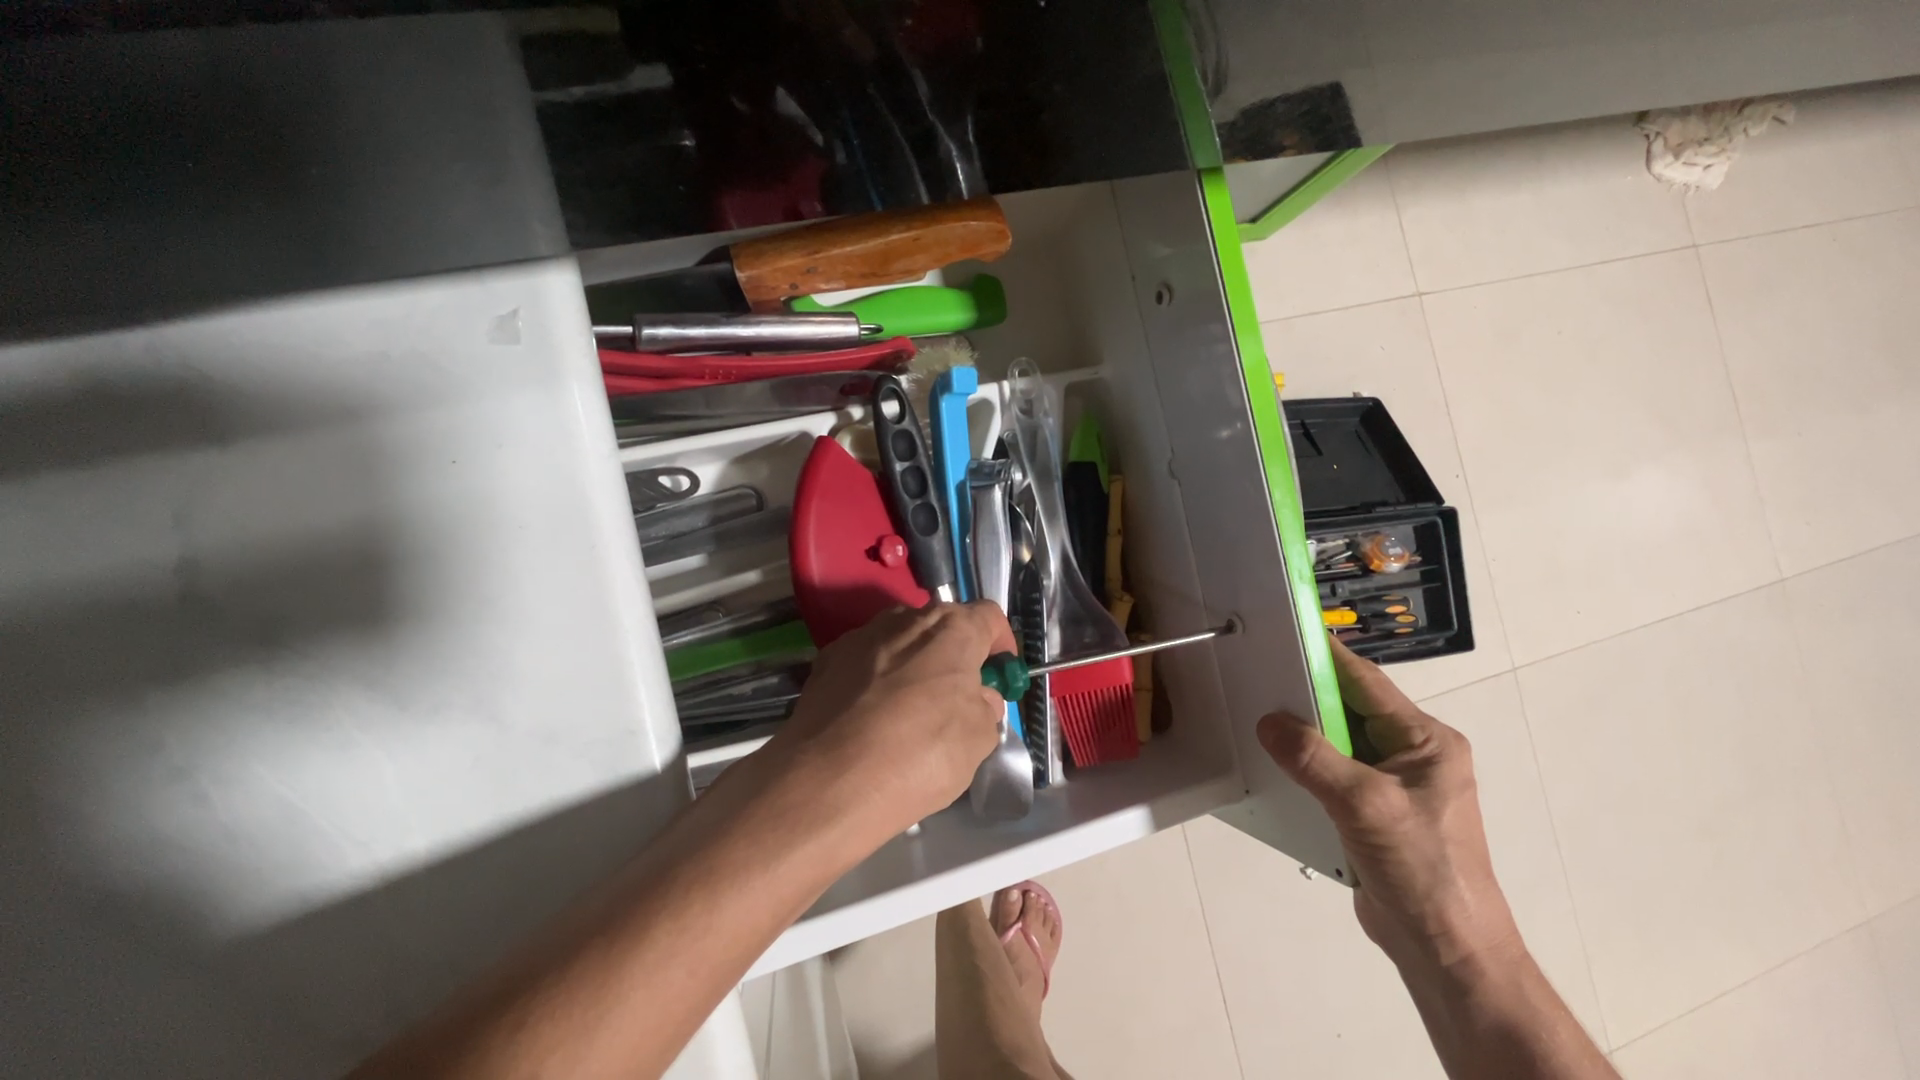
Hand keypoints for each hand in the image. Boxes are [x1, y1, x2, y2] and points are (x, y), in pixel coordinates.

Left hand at [762, 602, 1014, 837]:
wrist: (829, 780)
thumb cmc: (920, 755)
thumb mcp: (978, 740)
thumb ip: (986, 709)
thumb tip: (978, 700)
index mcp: (952, 629)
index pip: (988, 617)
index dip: (1001, 644)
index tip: (1001, 675)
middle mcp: (905, 619)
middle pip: (941, 627)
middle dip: (955, 655)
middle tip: (959, 698)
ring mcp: (860, 637)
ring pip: (900, 643)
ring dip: (913, 666)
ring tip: (912, 713)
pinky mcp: (825, 662)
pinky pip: (865, 664)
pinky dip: (876, 682)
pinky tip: (873, 720)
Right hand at [1256, 638, 1521, 975]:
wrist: (1444, 946)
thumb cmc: (1422, 868)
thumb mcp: (1365, 805)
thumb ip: (1313, 759)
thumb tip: (1269, 721)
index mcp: (1426, 741)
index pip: (1367, 684)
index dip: (1325, 657)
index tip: (1285, 632)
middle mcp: (1411, 756)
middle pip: (1348, 711)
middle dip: (1304, 695)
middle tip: (1255, 676)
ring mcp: (1391, 785)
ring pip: (1337, 743)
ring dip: (1301, 735)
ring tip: (1254, 716)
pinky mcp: (1373, 813)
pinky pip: (1331, 774)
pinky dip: (1303, 767)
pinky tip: (1272, 764)